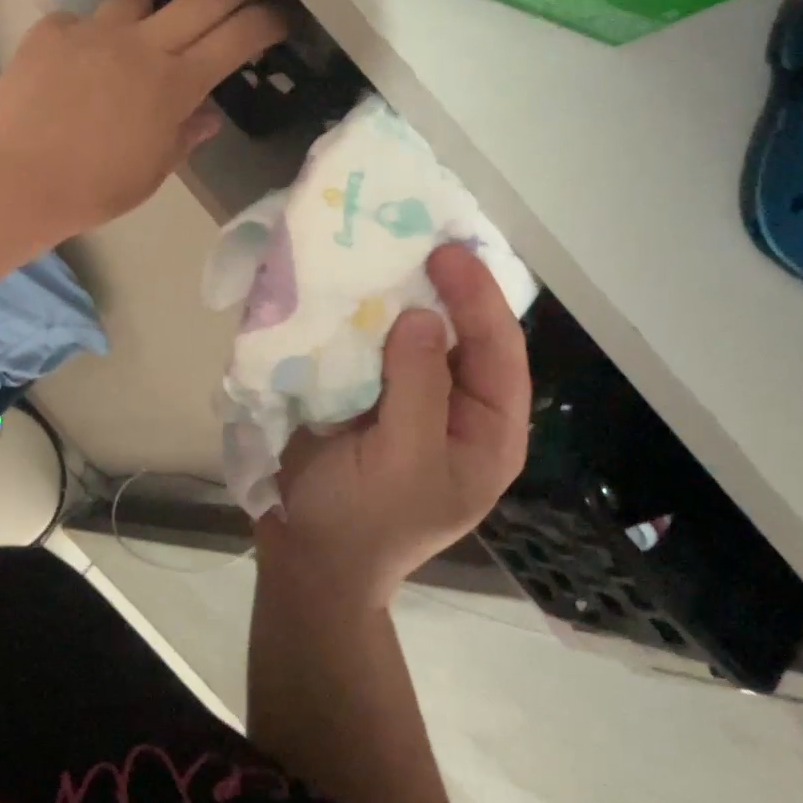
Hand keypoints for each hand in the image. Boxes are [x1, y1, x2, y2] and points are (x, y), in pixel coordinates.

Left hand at [0, 0, 285, 239]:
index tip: (277, 19)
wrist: (14, 184)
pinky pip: (77, 19)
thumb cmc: (90, 190)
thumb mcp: (150, 173)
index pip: (242, 34)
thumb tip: (207, 113)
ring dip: (147, 15)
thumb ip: (184, 136)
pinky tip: (73, 63)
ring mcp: (91, 32)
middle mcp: (140, 44)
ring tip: (134, 40)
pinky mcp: (48, 32)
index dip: (269, 21)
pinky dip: (84, 36)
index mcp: (175, 83)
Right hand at [257, 244, 531, 609]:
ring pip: (406, 346)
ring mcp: (399, 409)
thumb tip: (420, 318)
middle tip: (412, 243)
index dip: (477, 300)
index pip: (497, 354)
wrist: (305, 558)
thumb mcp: (401, 458)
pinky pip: (360, 360)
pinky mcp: (353, 407)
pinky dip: (349, 330)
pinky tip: (334, 303)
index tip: (445, 253)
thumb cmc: (362, 518)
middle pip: (458, 343)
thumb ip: (416, 388)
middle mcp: (449, 414)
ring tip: (374, 261)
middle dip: (440, 294)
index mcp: (484, 434)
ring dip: (390, 307)